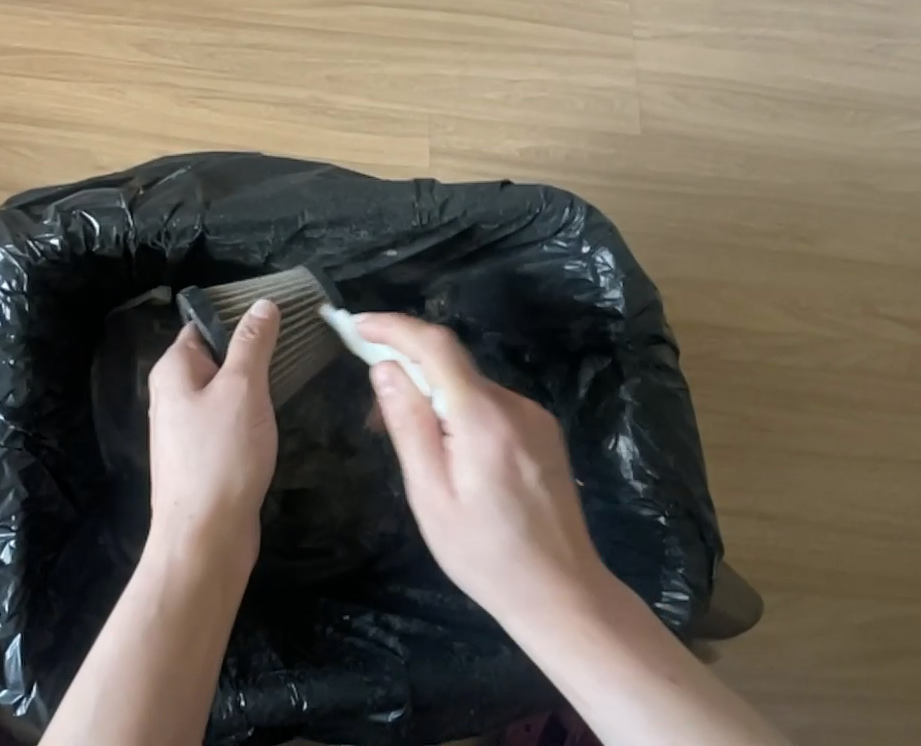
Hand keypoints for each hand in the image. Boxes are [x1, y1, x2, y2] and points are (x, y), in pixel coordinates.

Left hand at [146, 299, 280, 558]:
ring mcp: (185, 430)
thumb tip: (262, 304)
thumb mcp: (242, 389)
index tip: (277, 318)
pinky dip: (248, 417)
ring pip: (222, 393)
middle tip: (290, 349)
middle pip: (214, 359)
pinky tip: (271, 422)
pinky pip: (226, 423)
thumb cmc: (221, 455)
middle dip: (249, 355)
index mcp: (173, 371)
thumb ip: (252, 344)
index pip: (203, 326)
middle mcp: (172, 396)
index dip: (237, 319)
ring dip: (252, 388)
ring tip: (287, 380)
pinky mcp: (201, 458)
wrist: (206, 538)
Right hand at [358, 313, 611, 621]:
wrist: (564, 595)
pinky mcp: (542, 430)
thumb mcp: (431, 495)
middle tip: (372, 415)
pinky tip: (448, 451)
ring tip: (409, 443)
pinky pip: (487, 403)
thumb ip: (408, 425)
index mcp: (483, 419)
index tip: (356, 325)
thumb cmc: (486, 556)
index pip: (435, 345)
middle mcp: (513, 405)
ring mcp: (533, 416)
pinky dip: (457, 409)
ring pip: (467, 383)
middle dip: (405, 370)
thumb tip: (384, 368)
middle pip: (449, 363)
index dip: (393, 327)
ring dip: (431, 395)